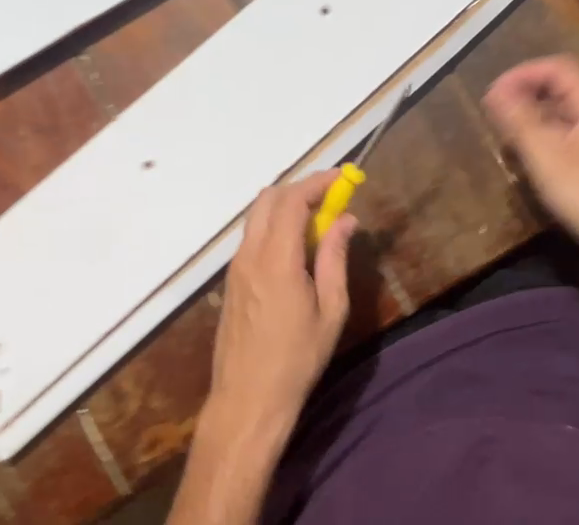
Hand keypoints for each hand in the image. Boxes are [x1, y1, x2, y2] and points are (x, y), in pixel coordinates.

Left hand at [204, 171, 357, 443]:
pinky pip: (253, 237)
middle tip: (331, 198)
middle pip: (269, 199)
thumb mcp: (330, 310)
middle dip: (301, 189)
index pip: (292, 200)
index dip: (318, 182)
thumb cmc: (297, 360)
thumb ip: (335, 258)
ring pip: (257, 216)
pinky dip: (275, 227)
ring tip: (318, 224)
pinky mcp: (232, 281)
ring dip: (287, 207)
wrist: (247, 400)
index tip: (343, 178)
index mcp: (276, 260)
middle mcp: (250, 255)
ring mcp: (236, 267)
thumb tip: (346, 220)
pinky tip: (297, 249)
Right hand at [483, 56, 578, 260]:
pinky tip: (526, 148)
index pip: (558, 67)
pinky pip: (565, 127)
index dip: (524, 72)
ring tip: (506, 125)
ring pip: (562, 107)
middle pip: (561, 84)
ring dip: (533, 109)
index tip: (497, 90)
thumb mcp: (545, 155)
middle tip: (497, 106)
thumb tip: (494, 90)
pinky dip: (543, 129)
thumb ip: (519, 120)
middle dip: (526, 89)